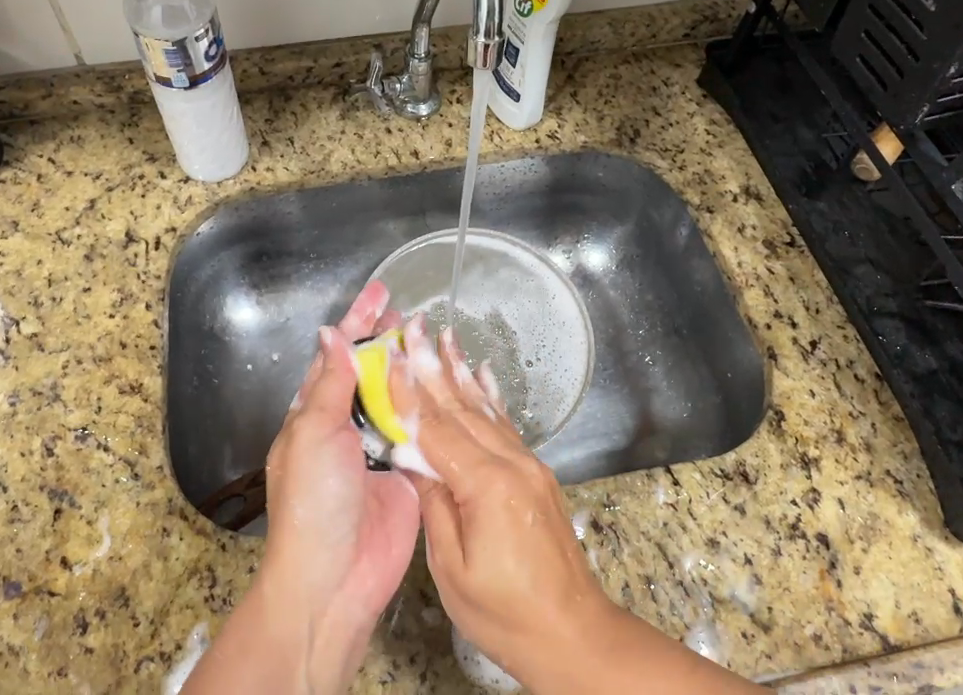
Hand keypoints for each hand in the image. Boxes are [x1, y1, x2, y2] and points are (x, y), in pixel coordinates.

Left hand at [185, 282, 419, 693]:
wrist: (334, 579)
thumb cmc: (313, 503)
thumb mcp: (314, 434)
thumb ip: (329, 384)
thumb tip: (331, 333)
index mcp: (314, 412)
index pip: (337, 354)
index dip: (357, 321)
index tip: (380, 292)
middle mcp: (344, 426)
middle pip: (369, 371)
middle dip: (386, 339)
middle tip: (411, 310)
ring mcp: (377, 450)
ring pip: (397, 398)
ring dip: (412, 368)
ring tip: (433, 336)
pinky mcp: (407, 474)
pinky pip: (420, 433)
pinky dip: (432, 407)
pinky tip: (449, 385)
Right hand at [390, 324, 612, 680]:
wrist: (573, 635)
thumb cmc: (506, 614)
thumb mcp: (452, 567)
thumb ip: (432, 503)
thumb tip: (410, 457)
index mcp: (486, 485)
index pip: (436, 428)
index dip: (408, 391)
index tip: (389, 355)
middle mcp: (511, 464)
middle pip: (461, 408)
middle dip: (433, 365)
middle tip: (414, 327)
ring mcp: (528, 466)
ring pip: (485, 410)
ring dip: (460, 371)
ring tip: (444, 336)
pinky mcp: (536, 476)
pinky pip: (507, 426)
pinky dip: (490, 397)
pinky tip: (481, 374)